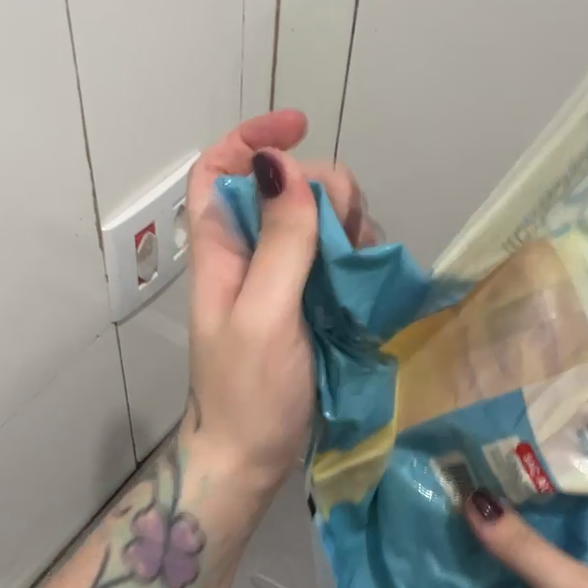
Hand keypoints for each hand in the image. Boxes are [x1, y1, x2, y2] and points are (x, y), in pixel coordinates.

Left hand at [183, 110, 376, 493]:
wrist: (250, 459)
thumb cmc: (250, 394)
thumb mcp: (264, 315)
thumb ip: (278, 242)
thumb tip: (281, 164)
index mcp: (220, 252)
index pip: (219, 169)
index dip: (252, 138)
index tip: (301, 128)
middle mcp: (246, 258)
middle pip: (284, 187)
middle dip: (323, 190)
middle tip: (349, 232)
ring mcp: (277, 283)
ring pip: (315, 222)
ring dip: (347, 227)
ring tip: (361, 266)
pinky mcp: (303, 308)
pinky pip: (332, 261)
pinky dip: (354, 259)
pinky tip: (367, 282)